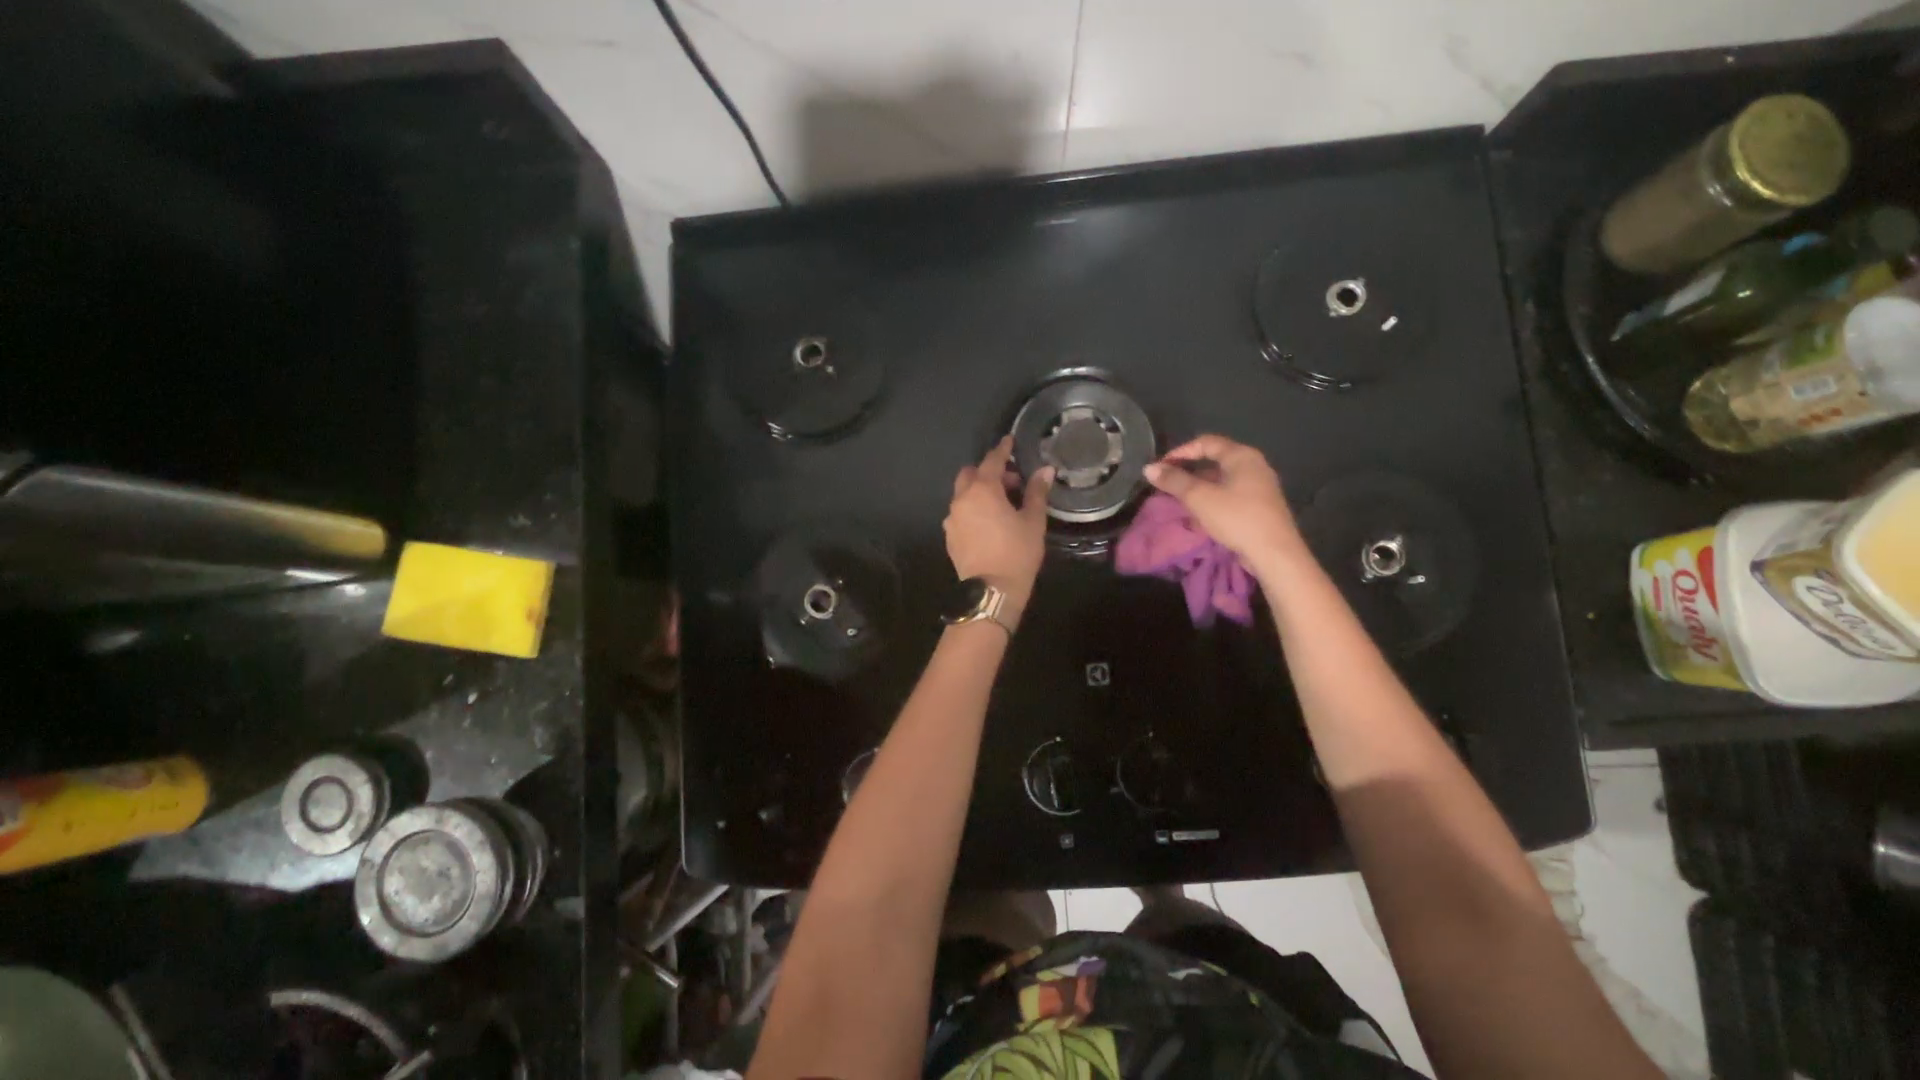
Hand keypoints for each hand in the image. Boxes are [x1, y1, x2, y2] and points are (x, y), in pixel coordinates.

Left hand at [944, 436, 1054, 626]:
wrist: (992, 591)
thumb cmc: (1017, 553)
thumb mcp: (1033, 521)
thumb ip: (1037, 492)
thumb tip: (1045, 470)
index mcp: (982, 490)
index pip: (992, 461)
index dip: (1002, 449)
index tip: (1009, 441)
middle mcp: (961, 500)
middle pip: (970, 474)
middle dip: (988, 472)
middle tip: (1011, 482)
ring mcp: (952, 519)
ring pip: (963, 494)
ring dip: (979, 492)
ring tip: (1001, 505)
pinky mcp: (950, 536)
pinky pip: (960, 514)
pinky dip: (973, 510)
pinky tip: (989, 523)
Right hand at [1142, 435, 1307, 570]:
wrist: (1274, 552)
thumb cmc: (1237, 518)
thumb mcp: (1200, 498)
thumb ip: (1174, 481)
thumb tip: (1149, 468)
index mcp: (1242, 455)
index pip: (1206, 442)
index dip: (1180, 452)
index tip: (1161, 467)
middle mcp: (1254, 465)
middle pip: (1215, 460)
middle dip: (1188, 471)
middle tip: (1168, 484)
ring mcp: (1260, 485)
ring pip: (1222, 479)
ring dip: (1199, 487)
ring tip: (1179, 500)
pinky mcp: (1261, 505)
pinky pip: (1231, 493)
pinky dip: (1213, 498)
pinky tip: (1201, 514)